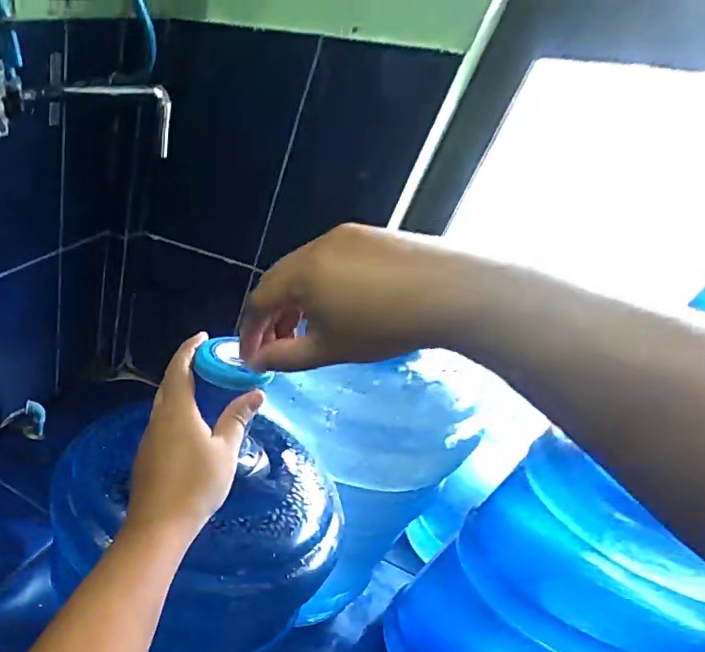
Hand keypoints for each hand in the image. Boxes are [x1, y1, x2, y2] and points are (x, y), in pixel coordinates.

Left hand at [125, 333, 263, 544]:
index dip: (190, 350)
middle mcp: (157, 420)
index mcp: (176, 411)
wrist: (158, 524)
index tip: (203, 337)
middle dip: (185, 369)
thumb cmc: (196, 485)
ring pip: (163, 407)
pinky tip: (189, 425)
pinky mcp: (146, 457)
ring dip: (180, 393)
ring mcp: (148, 439)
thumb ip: (237, 420)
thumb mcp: (224, 451)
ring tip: (202, 390)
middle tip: (207, 362)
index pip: (179, 369)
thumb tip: (254, 395)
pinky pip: (161, 425)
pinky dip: (175, 414)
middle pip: (169, 386)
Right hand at [239, 223, 476, 371]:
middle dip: (269, 317)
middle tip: (274, 347)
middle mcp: (317, 246)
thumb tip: (258, 360)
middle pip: (277, 282)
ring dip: (293, 303)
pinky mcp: (371, 237)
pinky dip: (318, 288)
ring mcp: (347, 237)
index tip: (252, 359)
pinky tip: (334, 311)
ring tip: (303, 333)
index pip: (257, 301)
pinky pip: (329, 262)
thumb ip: (284, 357)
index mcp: (300, 272)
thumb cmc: (383, 326)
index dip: (250, 333)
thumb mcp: (326, 350)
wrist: (455, 292)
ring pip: (303, 271)